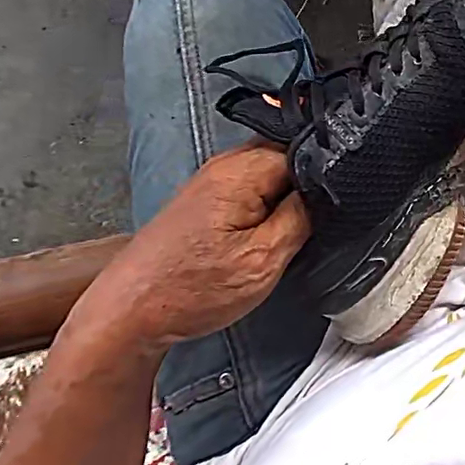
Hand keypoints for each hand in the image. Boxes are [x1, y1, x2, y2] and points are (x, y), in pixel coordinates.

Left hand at [74, 145, 308, 352]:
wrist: (128, 313)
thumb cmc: (191, 290)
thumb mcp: (264, 260)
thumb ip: (302, 216)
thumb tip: (324, 191)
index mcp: (241, 171)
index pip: (304, 150)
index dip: (325, 175)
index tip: (335, 203)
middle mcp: (226, 164)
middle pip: (287, 154)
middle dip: (307, 183)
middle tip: (315, 220)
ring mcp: (214, 178)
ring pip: (271, 171)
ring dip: (287, 194)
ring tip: (291, 228)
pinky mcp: (207, 196)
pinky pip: (253, 184)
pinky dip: (268, 202)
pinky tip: (269, 229)